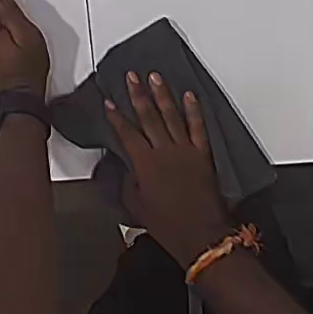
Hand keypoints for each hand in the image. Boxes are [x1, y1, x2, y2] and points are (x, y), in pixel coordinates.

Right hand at [105, 72, 233, 264]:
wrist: (201, 237)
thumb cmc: (169, 226)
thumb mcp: (137, 207)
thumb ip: (128, 183)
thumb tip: (126, 170)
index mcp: (145, 164)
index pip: (126, 133)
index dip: (116, 117)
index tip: (109, 102)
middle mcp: (164, 152)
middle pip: (148, 116)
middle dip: (138, 94)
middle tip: (132, 77)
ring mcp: (185, 151)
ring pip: (171, 116)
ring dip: (162, 95)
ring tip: (155, 77)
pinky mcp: (203, 155)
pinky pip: (198, 127)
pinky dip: (194, 110)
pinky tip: (189, 96)